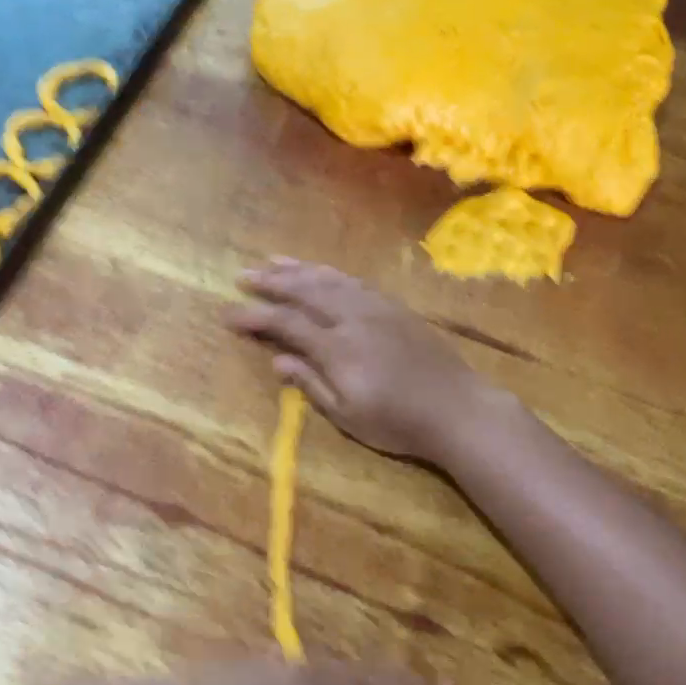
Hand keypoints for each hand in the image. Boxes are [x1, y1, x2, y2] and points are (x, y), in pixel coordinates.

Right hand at [227, 258, 508, 463]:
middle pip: (305, 291)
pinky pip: (353, 280)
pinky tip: (319, 271)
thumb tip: (277, 360)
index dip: (255, 316)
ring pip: (329, 279)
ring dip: (297, 269)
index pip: (286, 323)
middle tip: (243, 275)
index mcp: (337, 347)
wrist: (458, 408)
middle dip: (271, 282)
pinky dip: (329, 272)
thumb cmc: (398, 423)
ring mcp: (376, 308)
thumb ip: (311, 384)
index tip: (228, 313)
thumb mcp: (348, 415)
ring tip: (272, 261)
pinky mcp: (394, 307)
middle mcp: (353, 318)